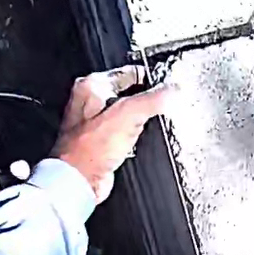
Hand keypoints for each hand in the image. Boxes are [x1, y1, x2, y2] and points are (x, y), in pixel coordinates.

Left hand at [51, 65, 174, 202]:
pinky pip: (123, 136)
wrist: (79, 181)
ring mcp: (94, 125)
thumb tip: (174, 89)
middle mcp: (89, 103)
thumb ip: (154, 99)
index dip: (150, 79)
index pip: (129, 73)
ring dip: (138, 123)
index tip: (167, 87)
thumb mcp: (129, 114)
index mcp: (92, 86)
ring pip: (126, 116)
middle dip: (145, 103)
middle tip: (159, 109)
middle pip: (128, 95)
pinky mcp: (99, 144)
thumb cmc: (91, 148)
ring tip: (145, 128)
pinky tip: (135, 144)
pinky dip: (132, 139)